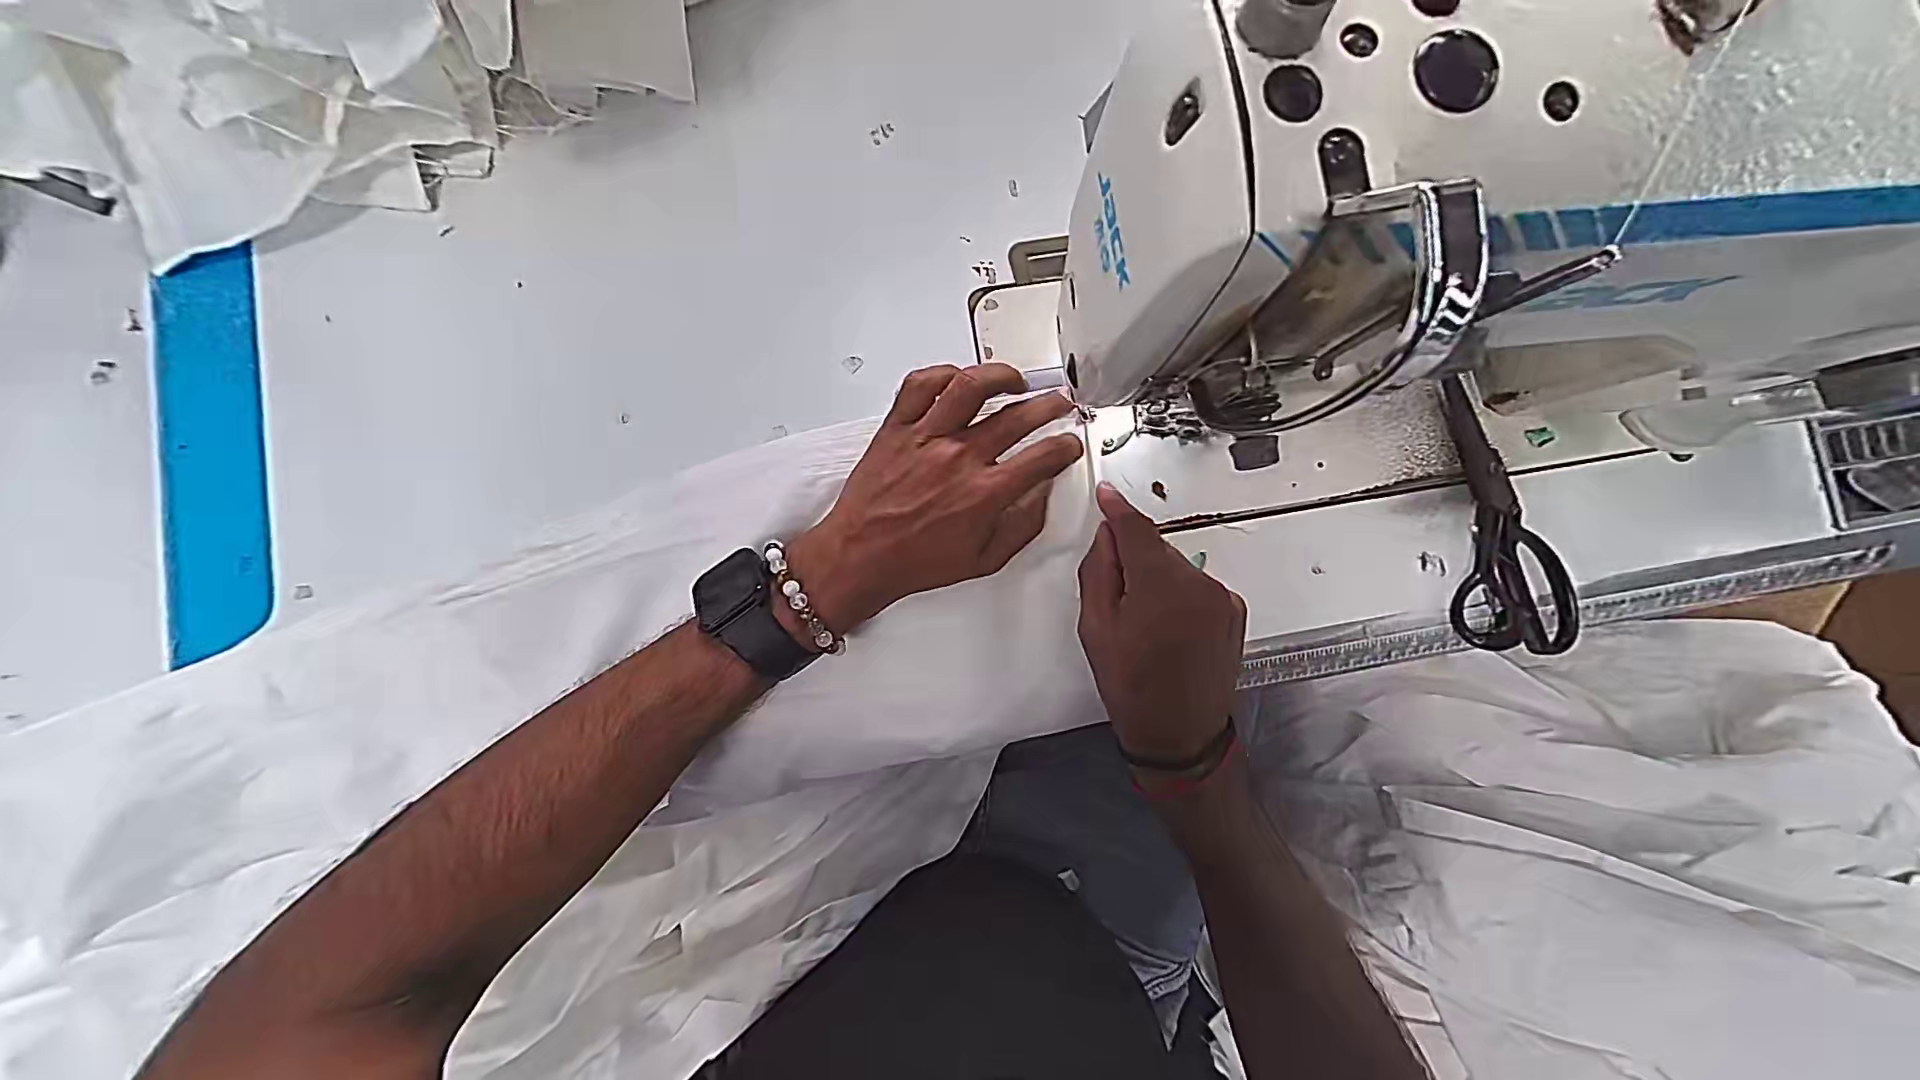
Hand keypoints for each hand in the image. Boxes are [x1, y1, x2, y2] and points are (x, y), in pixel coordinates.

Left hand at [783, 364, 1084, 635]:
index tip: (1067, 443)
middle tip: (1058, 405)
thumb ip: (1022, 526)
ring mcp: (926, 439)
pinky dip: (942, 373)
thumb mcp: (984, 559)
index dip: (1065, 446)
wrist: (860, 557)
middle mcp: (957, 460)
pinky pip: (920, 384)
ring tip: (1015, 381)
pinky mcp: (896, 429)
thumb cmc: (913, 561)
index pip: (1042, 457)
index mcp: (983, 494)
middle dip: (1051, 406)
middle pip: (1019, 416)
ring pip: (971, 386)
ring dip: (1002, 376)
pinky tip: (957, 379)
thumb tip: (1042, 497)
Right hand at [1077, 482, 1246, 762]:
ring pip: (1176, 565)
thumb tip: (1107, 538)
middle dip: (1133, 560)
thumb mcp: (1095, 628)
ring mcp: (1220, 597)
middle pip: (1156, 548)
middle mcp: (1197, 584)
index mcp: (1159, 586)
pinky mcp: (1233, 609)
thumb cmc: (1134, 688)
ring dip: (1157, 578)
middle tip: (1116, 600)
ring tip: (1145, 624)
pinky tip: (1168, 627)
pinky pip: (1196, 584)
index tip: (1108, 495)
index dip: (1117, 508)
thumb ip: (1098, 571)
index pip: (1135, 528)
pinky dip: (1178, 593)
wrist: (1180, 732)